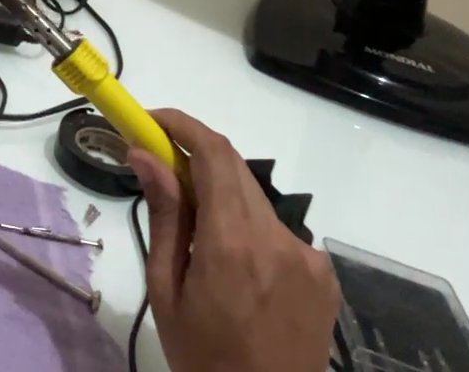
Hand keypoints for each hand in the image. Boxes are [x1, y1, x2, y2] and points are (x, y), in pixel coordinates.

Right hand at [128, 109, 339, 371]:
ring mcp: (308, 256)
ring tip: (192, 226)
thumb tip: (144, 155)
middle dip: (193, 152)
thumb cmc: (203, 357)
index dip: (181, 124)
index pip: (213, 154)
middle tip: (157, 160)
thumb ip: (163, 216)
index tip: (149, 120)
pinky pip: (276, 228)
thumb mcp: (167, 290)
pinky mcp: (324, 273)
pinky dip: (247, 224)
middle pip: (234, 167)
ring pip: (254, 196)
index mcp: (232, 243)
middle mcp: (277, 238)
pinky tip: (233, 263)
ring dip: (220, 191)